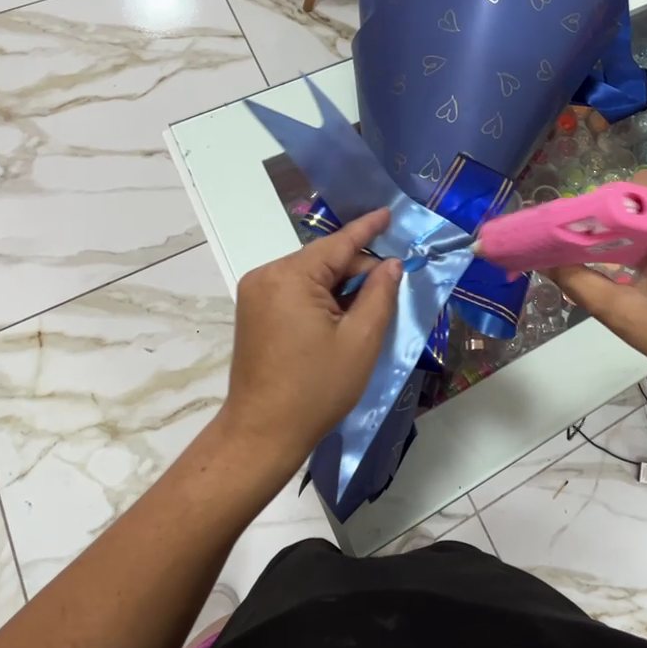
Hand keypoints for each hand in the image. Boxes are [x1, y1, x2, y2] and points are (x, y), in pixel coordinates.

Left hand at [219, 208, 400, 466]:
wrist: (262, 434)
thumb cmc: (315, 389)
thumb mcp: (360, 341)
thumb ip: (380, 294)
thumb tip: (390, 265)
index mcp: (290, 277)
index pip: (338, 244)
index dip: (368, 229)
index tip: (389, 213)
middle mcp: (267, 275)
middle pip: (324, 259)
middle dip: (358, 268)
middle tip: (392, 281)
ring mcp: (256, 293)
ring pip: (311, 275)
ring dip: (341, 285)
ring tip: (370, 304)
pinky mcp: (254, 311)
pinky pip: (296, 290)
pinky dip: (321, 296)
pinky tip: (342, 314)